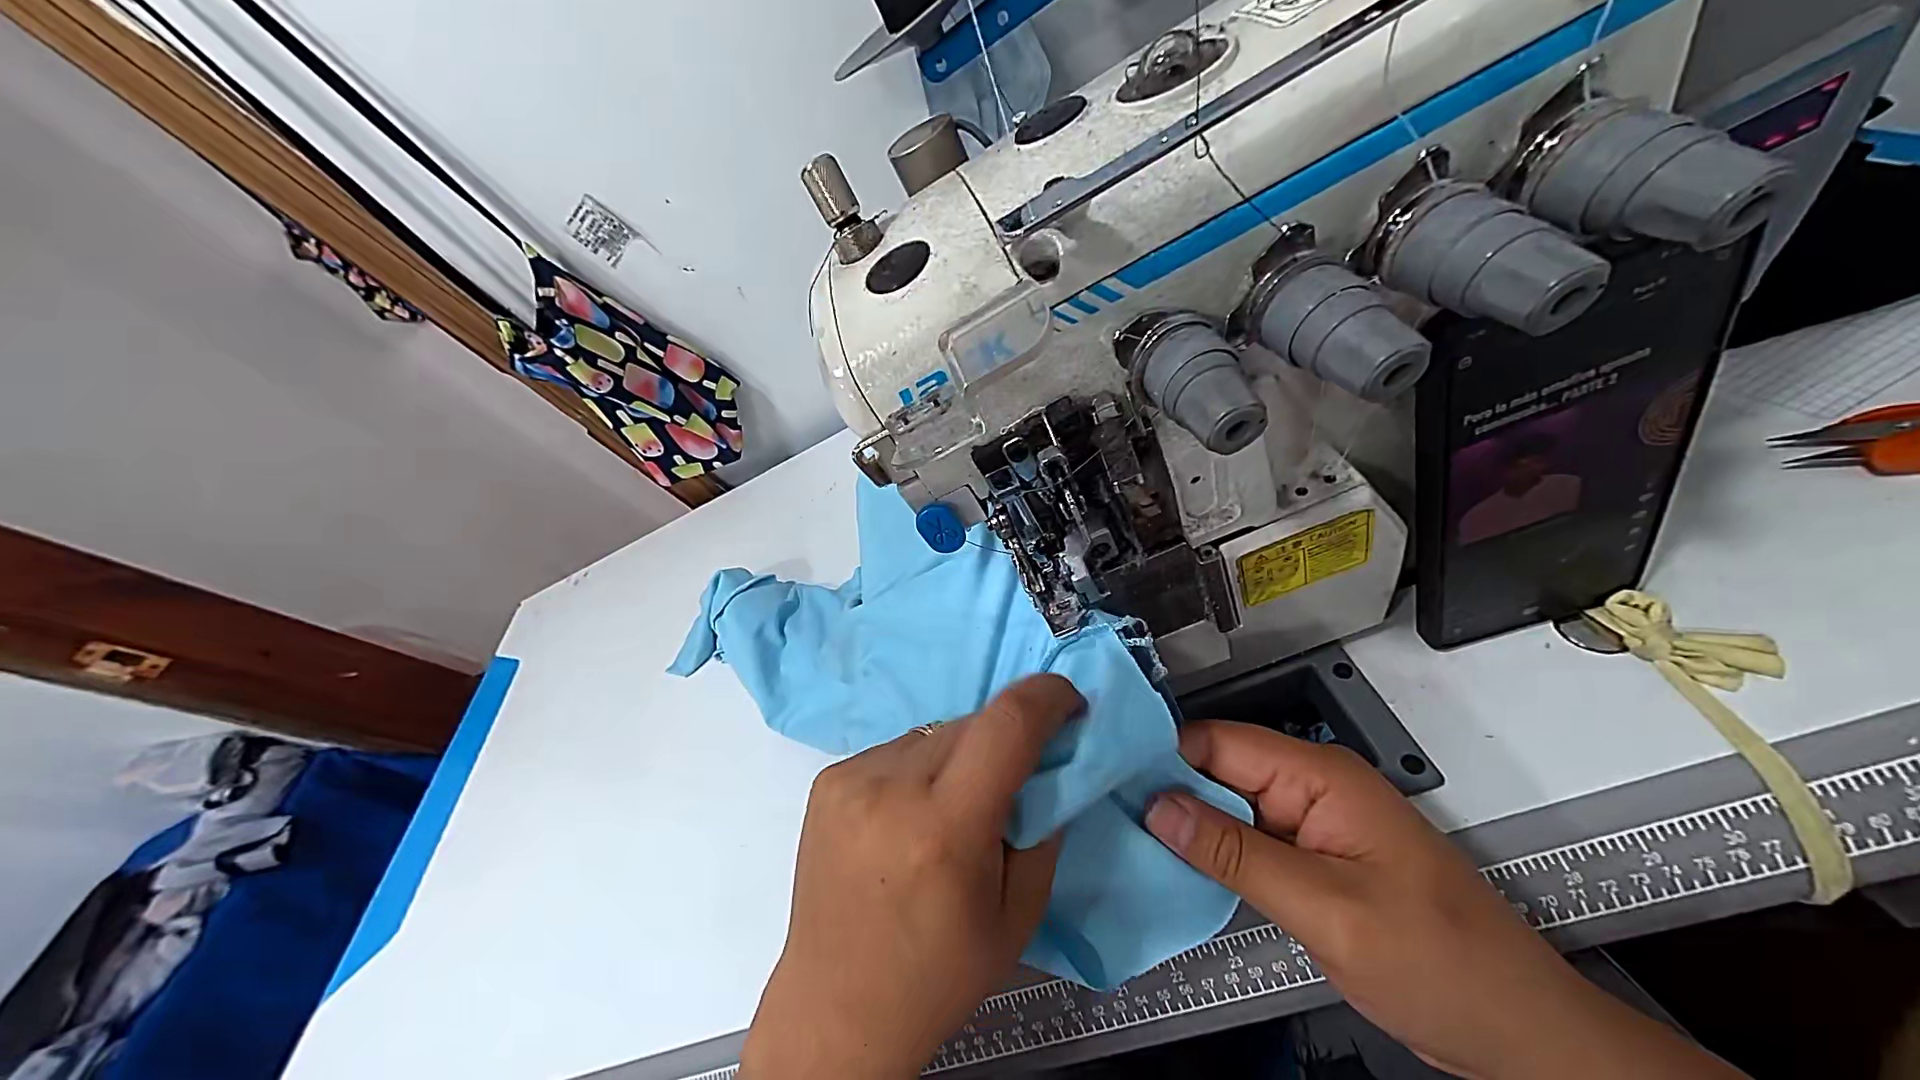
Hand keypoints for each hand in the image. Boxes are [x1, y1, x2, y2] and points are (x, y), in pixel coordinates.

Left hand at [741, 675, 1083, 1079]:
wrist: (837, 1007)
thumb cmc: (939, 974)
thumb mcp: (1019, 912)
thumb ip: (1044, 826)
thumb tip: (1051, 764)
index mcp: (945, 828)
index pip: (1005, 725)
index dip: (1046, 697)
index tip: (1069, 702)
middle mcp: (891, 789)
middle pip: (970, 724)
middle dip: (1004, 740)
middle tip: (1014, 781)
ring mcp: (851, 779)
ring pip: (933, 733)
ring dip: (959, 754)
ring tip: (953, 807)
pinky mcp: (828, 779)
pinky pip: (896, 749)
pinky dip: (918, 768)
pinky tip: (909, 815)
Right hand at [1146, 722, 1743, 1079]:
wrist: (1516, 1032)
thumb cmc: (1438, 962)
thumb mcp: (1327, 908)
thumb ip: (1236, 854)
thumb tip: (1157, 807)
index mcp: (1317, 774)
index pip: (1218, 741)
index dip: (1162, 756)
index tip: (1109, 781)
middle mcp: (1307, 785)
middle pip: (1215, 768)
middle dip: (1164, 789)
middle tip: (1104, 814)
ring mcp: (1305, 822)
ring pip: (1223, 804)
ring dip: (1183, 821)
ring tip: (1124, 836)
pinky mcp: (1305, 857)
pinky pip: (1242, 839)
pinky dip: (1208, 850)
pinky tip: (1172, 864)